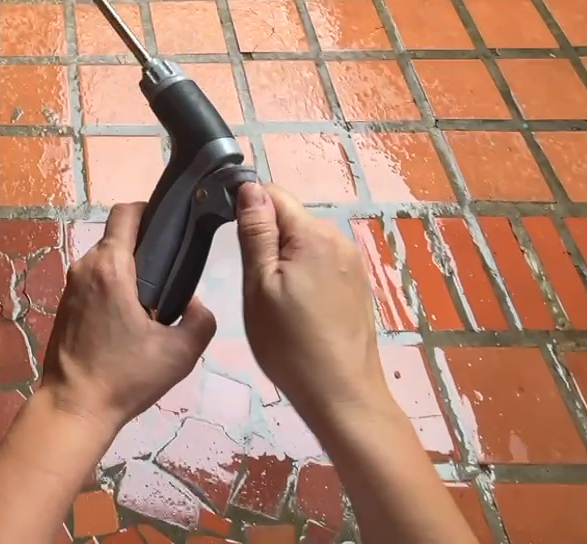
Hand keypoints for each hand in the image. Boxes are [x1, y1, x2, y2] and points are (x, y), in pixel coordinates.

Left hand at [40, 202, 217, 430]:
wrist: (74, 405)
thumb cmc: (125, 376)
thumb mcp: (179, 353)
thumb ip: (200, 320)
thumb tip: (194, 302)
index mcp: (110, 266)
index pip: (125, 213)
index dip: (148, 211)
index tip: (169, 226)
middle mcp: (86, 265)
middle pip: (117, 237)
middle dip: (143, 247)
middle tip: (170, 271)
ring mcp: (71, 283)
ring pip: (105, 259)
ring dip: (127, 269)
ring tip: (153, 298)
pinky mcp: (65, 302)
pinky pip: (93, 279)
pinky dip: (112, 285)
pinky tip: (130, 315)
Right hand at [235, 181, 390, 432]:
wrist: (343, 399)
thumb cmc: (290, 344)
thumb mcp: (259, 285)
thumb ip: (255, 232)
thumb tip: (249, 188)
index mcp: (313, 235)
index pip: (272, 193)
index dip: (247, 206)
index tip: (230, 234)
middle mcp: (338, 240)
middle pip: (289, 216)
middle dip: (265, 235)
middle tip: (251, 276)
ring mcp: (351, 263)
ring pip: (303, 240)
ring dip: (282, 255)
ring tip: (271, 295)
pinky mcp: (356, 285)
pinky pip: (319, 260)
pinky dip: (301, 272)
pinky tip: (295, 305)